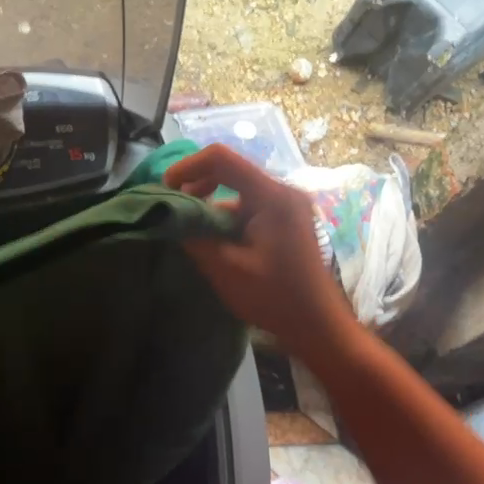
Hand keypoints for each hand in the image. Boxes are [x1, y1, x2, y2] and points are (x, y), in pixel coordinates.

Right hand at [165, 144, 361, 360]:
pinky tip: (214, 242)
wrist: (318, 324)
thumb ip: (194, 237)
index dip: (186, 168)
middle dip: (195, 185)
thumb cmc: (274, 298)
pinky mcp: (287, 219)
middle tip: (173, 211)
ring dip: (209, 204)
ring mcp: (288, 204)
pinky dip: (226, 216)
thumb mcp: (225, 269)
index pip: (221, 158)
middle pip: (229, 169)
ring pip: (237, 189)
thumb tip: (167, 216)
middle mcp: (283, 191)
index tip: (165, 191)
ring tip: (190, 231)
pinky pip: (248, 205)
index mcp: (272, 196)